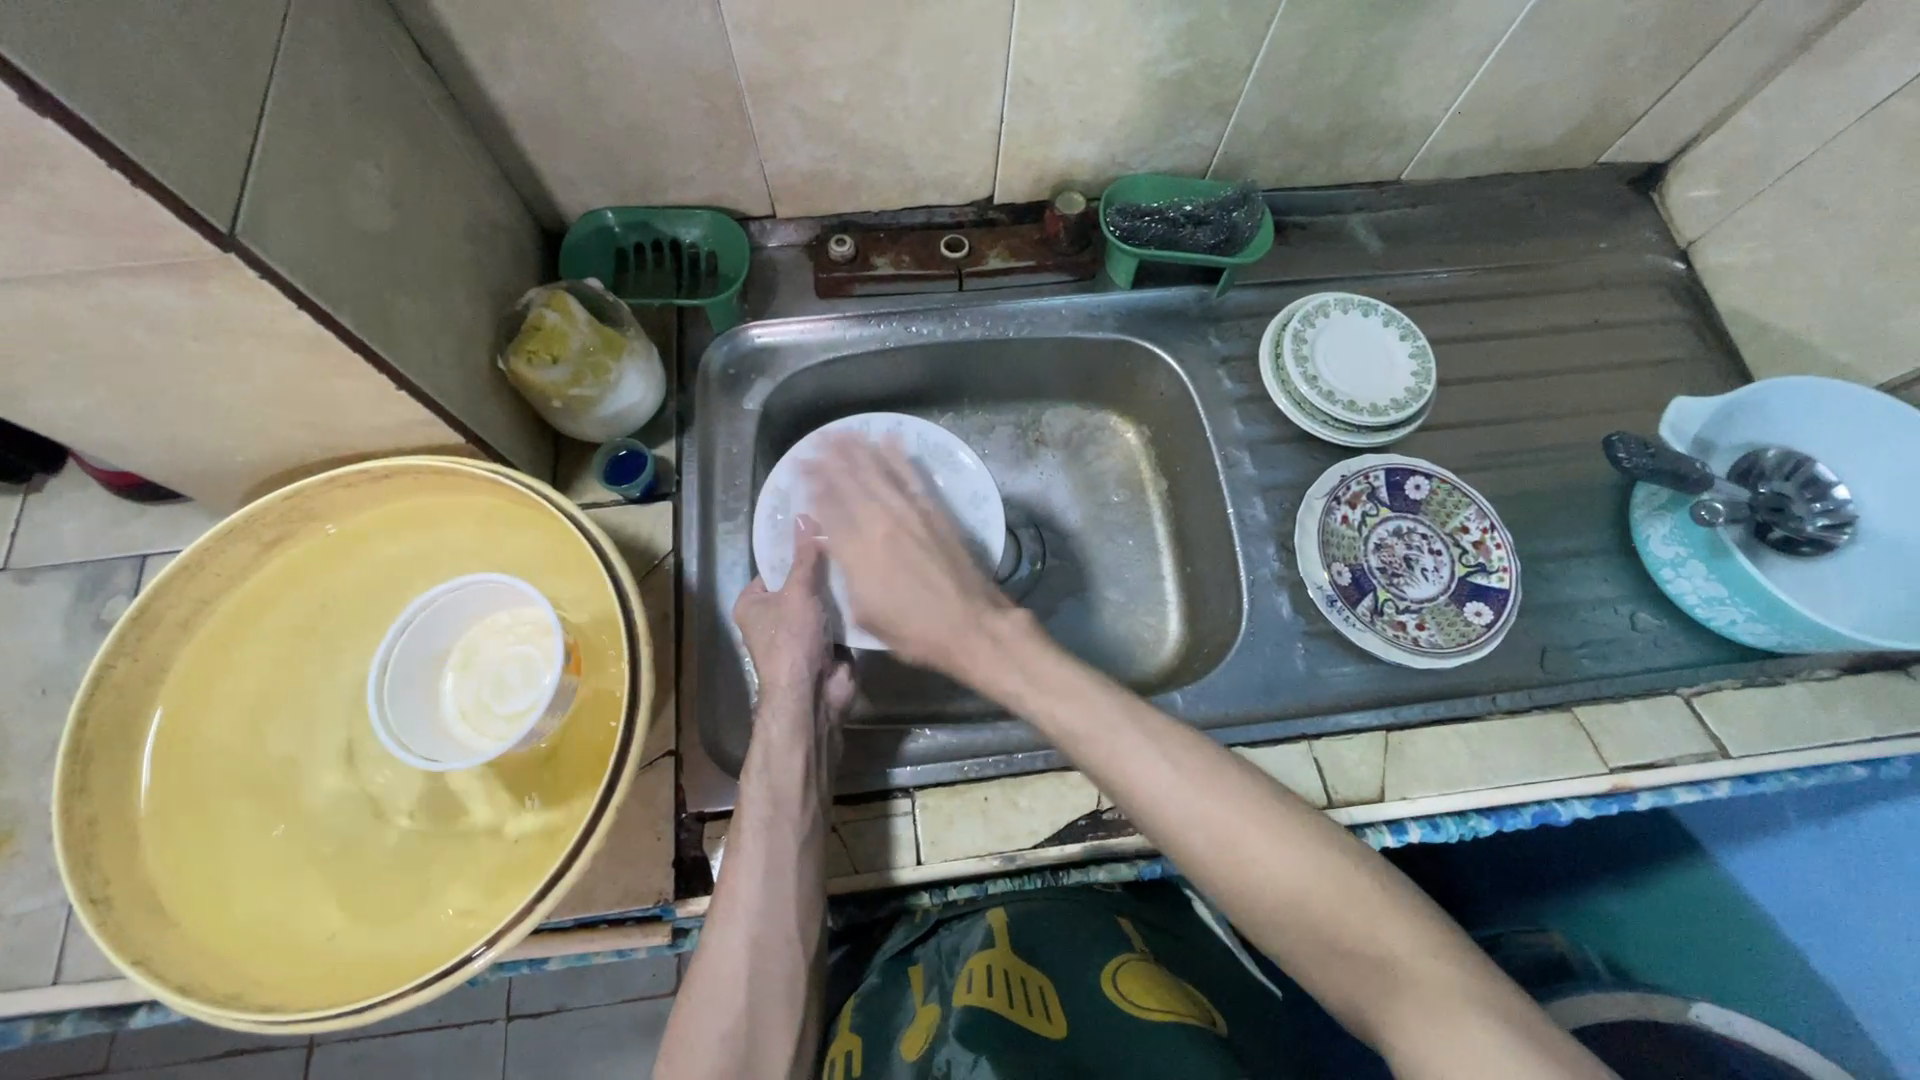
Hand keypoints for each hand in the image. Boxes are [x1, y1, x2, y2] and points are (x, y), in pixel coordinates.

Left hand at [733, 515, 854, 724]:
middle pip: (800, 583)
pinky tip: (868, 588)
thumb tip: (804, 516)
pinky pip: (837, 619)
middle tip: (846, 544)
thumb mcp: (797, 591)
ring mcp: (799, 634)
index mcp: (752, 604)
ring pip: (821, 601)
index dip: (794, 550)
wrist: (812, 693)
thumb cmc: (792, 640)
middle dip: (822, 570)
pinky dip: (850, 609)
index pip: (773, 566)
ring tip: (861, 560)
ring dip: (838, 590)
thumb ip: (805, 557)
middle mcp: (771, 618)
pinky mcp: (824, 645)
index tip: (820, 531)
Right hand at [802, 433, 1016, 675]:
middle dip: (829, 460)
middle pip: (849, 482)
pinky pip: (912, 476)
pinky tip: (888, 440)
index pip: (828, 509)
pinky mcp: (935, 512)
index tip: (801, 469)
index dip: (812, 486)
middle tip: (816, 442)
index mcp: (856, 552)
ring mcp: (909, 514)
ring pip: (877, 472)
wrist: (970, 625)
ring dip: (858, 450)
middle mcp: (879, 523)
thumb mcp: (865, 613)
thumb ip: (847, 576)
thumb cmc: (914, 631)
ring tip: (842, 433)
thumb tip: (833, 546)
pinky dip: (899, 457)